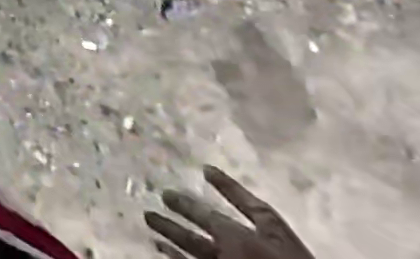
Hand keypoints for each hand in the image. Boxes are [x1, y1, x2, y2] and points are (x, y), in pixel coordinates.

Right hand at [145, 166, 314, 258]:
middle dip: (188, 209)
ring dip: (172, 232)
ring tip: (148, 217)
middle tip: (164, 193)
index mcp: (271, 236)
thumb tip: (200, 183)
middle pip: (215, 225)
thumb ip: (219, 224)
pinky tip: (159, 247)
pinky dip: (175, 257)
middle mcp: (252, 249)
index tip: (205, 168)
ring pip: (200, 247)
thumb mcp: (244, 242)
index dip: (229, 187)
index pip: (251, 206)